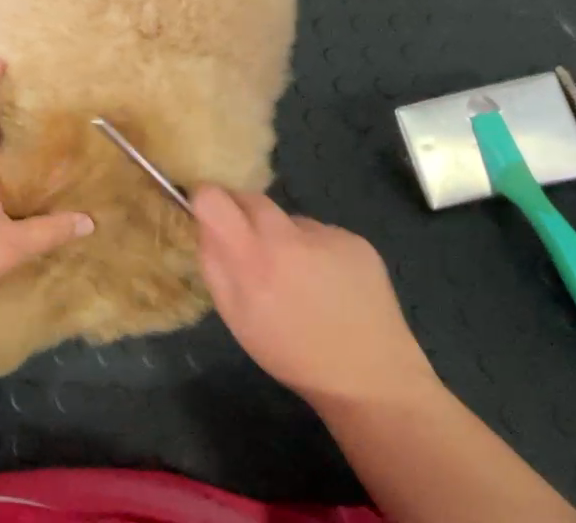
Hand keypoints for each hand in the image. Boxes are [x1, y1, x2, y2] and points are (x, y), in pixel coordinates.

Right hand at [194, 186, 439, 408]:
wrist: (371, 377)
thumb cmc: (290, 353)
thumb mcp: (234, 315)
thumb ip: (214, 263)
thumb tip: (205, 225)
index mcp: (252, 258)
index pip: (213, 198)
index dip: (205, 200)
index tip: (207, 216)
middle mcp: (289, 236)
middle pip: (250, 198)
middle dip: (242, 216)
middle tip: (250, 250)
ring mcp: (327, 236)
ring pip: (287, 219)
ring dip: (281, 237)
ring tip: (298, 278)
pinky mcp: (356, 241)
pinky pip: (319, 233)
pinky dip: (315, 249)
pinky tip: (328, 283)